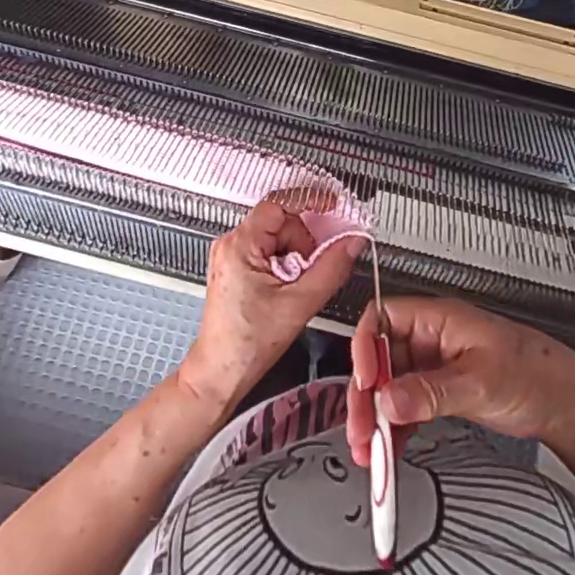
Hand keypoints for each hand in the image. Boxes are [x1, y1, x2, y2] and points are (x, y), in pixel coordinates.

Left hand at [178, 198, 363, 409]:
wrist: (223, 371)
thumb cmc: (247, 343)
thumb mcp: (300, 303)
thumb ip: (331, 267)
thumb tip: (352, 242)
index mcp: (240, 246)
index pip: (278, 204)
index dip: (308, 202)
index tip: (332, 205)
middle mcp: (230, 245)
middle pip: (282, 222)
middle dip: (303, 243)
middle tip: (310, 271)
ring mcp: (231, 256)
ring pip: (277, 238)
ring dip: (295, 256)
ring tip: (294, 287)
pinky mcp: (236, 268)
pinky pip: (269, 252)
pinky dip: (286, 265)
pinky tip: (286, 290)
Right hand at [345, 297, 574, 465]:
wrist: (565, 401)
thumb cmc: (536, 372)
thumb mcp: (480, 382)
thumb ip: (431, 392)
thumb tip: (388, 400)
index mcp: (439, 319)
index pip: (383, 318)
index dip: (365, 348)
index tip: (363, 383)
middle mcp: (431, 338)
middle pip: (379, 358)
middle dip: (366, 395)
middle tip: (362, 430)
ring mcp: (434, 365)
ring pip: (388, 386)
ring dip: (376, 417)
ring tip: (371, 449)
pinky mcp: (439, 390)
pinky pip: (405, 405)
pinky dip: (394, 427)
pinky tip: (390, 449)